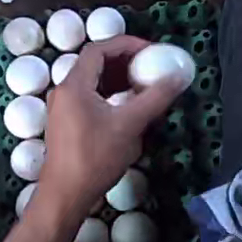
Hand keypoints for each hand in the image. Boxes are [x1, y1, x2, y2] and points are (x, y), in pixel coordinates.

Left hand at [32, 36, 185, 222]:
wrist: (65, 196)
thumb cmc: (95, 158)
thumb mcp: (130, 126)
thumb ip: (155, 98)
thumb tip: (178, 76)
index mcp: (74, 85)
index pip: (99, 49)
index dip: (126, 45)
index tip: (151, 51)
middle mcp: (64, 91)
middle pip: (95, 64)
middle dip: (125, 62)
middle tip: (151, 66)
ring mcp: (63, 109)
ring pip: (94, 82)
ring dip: (119, 79)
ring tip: (145, 85)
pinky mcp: (67, 124)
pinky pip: (91, 98)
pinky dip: (111, 95)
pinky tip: (130, 107)